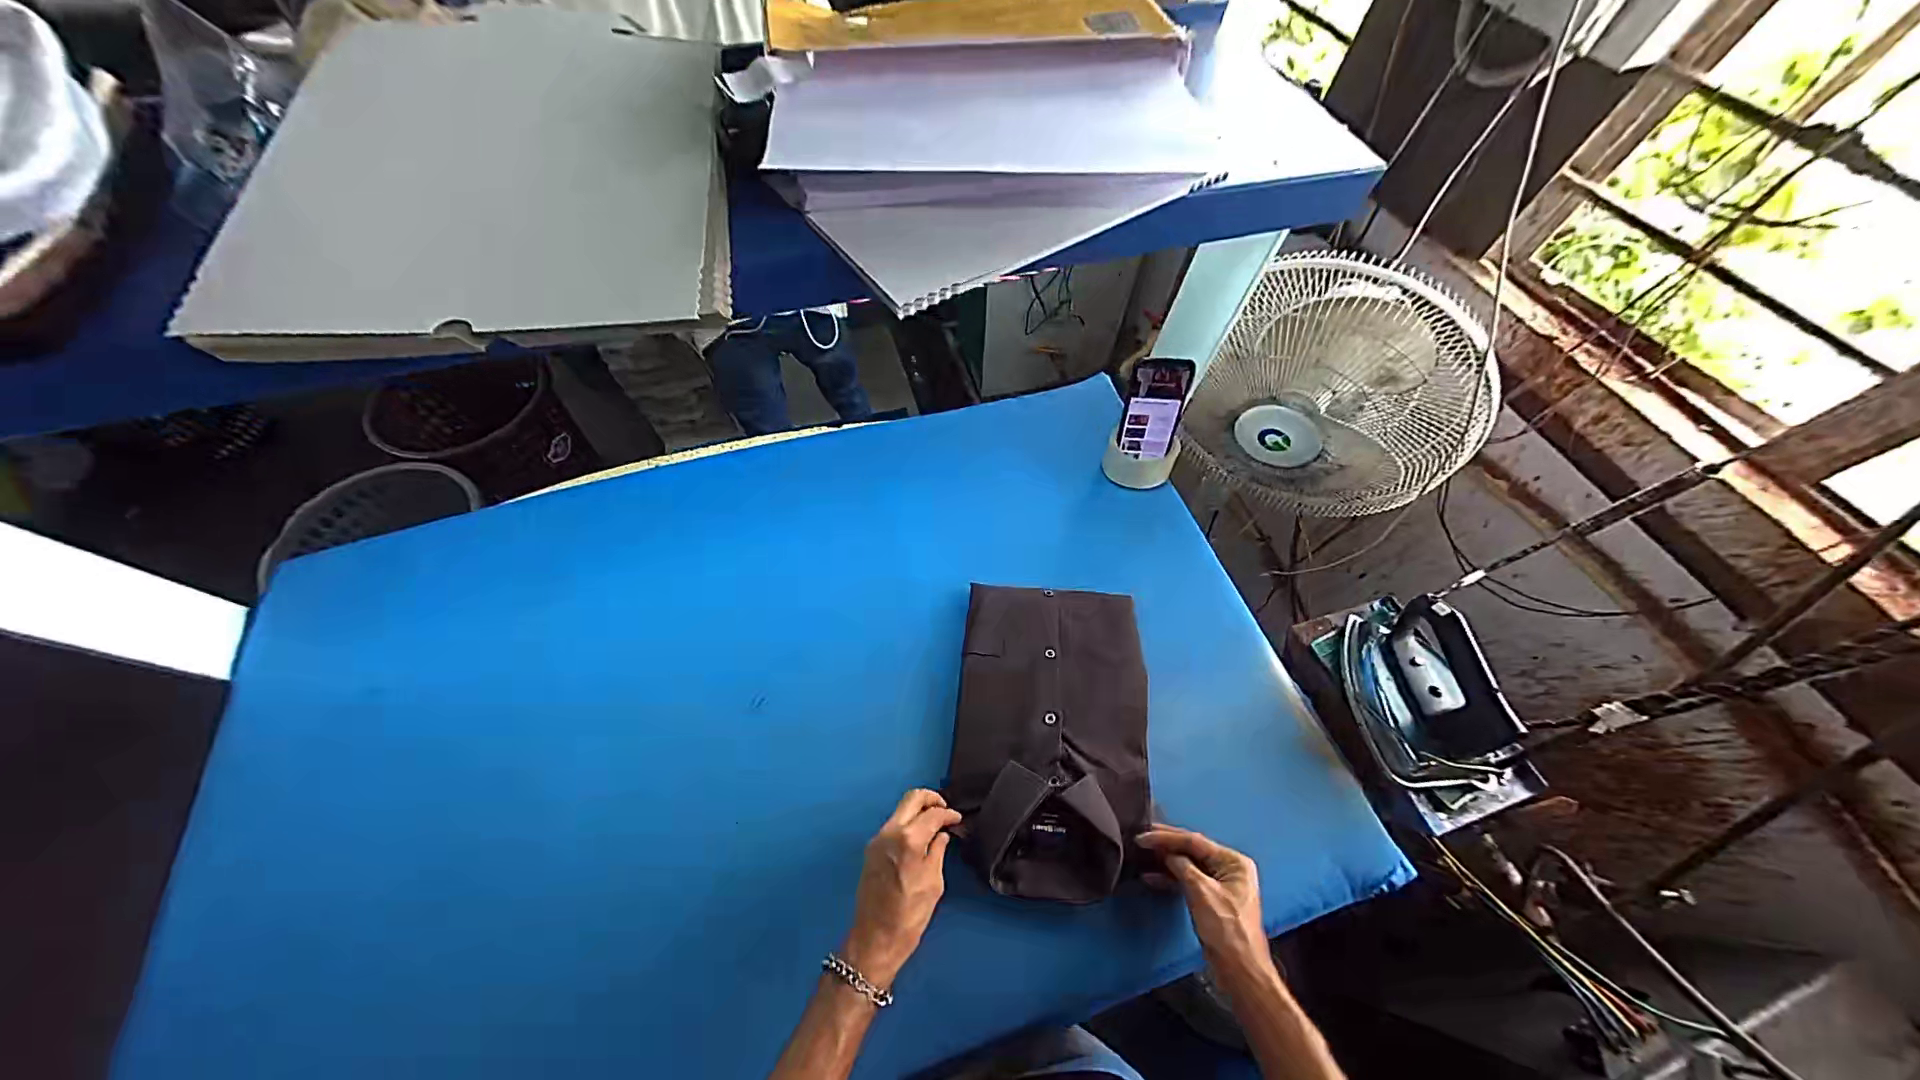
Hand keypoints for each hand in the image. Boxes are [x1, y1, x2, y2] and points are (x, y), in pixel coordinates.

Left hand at [841, 789, 960, 988]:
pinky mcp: (871, 849)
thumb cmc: (909, 916)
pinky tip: (919, 836)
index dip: (948, 814)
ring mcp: (877, 839)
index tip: (957, 819)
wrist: (875, 938)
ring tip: (935, 823)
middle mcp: (889, 832)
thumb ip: (937, 852)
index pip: (932, 814)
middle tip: (945, 809)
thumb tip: (941, 834)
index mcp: (908, 840)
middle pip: (911, 798)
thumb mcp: (933, 883)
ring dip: (918, 810)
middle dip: (931, 799)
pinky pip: (893, 825)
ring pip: (900, 809)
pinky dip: (908, 823)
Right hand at [1137, 825, 1271, 977]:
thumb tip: (1165, 852)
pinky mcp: (1210, 899)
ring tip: (1142, 855)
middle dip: (1165, 845)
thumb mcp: (1201, 891)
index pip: (1194, 841)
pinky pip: (1187, 880)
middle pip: (1191, 850)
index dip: (1166, 837)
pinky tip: (1151, 877)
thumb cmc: (1226, 930)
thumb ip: (1181, 866)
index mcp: (1233, 862)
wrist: (1240, 971)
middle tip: (1141, 839)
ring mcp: (1220, 884)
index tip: (1142, 836)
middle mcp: (1228, 868)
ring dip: (1165, 861)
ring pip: (1187, 865)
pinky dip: (1170, 878)